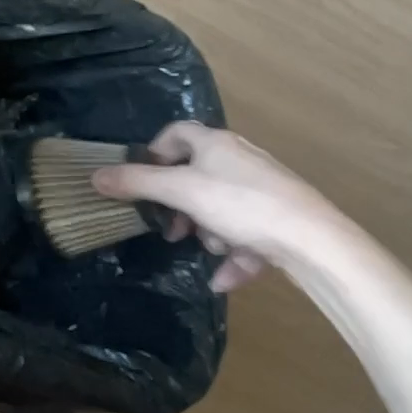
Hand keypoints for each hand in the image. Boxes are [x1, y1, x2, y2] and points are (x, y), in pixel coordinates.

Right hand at [93, 121, 347, 292]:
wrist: (318, 243)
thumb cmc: (242, 205)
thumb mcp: (180, 192)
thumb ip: (136, 183)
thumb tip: (93, 176)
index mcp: (215, 142)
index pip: (175, 132)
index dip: (155, 153)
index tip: (143, 181)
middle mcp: (241, 159)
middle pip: (197, 174)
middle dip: (180, 205)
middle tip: (171, 228)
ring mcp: (266, 190)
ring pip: (222, 207)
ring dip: (209, 231)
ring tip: (210, 251)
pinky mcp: (285, 220)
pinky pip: (248, 234)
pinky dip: (235, 255)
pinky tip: (224, 280)